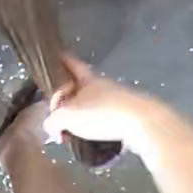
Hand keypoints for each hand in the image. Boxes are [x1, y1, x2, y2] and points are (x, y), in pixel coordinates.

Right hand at [41, 58, 165, 156]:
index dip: (63, 59)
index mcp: (88, 79)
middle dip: (67, 97)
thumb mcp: (68, 116)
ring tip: (70, 131)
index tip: (57, 55)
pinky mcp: (126, 115)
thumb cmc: (101, 113)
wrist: (143, 124)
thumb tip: (50, 125)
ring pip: (91, 103)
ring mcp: (117, 99)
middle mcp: (102, 85)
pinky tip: (88, 137)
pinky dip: (92, 124)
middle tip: (55, 111)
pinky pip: (103, 116)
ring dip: (79, 114)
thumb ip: (54, 120)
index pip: (72, 64)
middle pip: (79, 86)